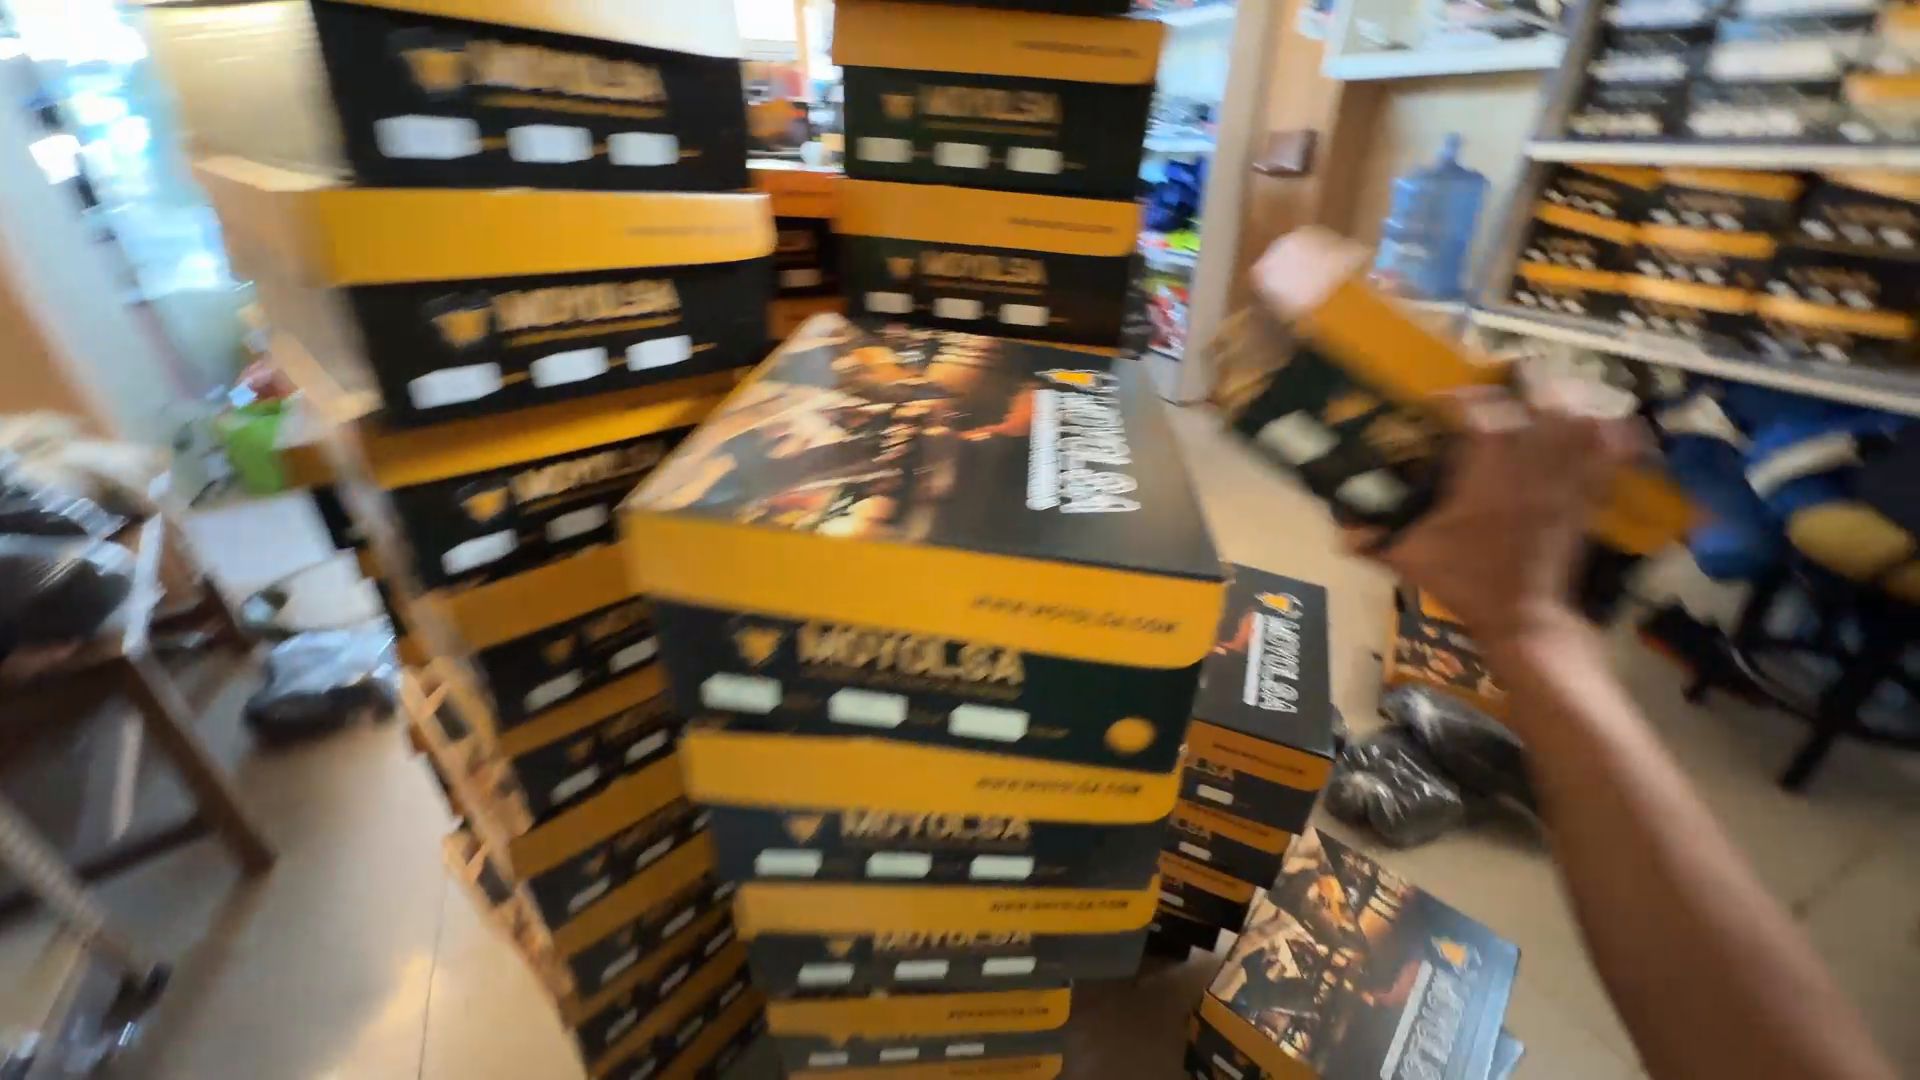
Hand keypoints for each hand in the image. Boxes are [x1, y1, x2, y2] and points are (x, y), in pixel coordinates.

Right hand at [1348, 382, 1644, 649]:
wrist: (1522, 617)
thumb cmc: (1464, 584)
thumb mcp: (1409, 561)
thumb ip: (1372, 541)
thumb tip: (1336, 530)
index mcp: (1484, 483)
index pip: (1484, 420)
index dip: (1465, 398)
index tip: (1443, 398)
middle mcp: (1529, 476)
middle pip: (1545, 408)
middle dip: (1530, 382)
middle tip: (1509, 371)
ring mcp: (1564, 486)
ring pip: (1582, 424)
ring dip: (1570, 398)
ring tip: (1552, 386)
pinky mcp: (1586, 500)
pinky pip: (1612, 457)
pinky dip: (1613, 434)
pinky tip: (1608, 420)